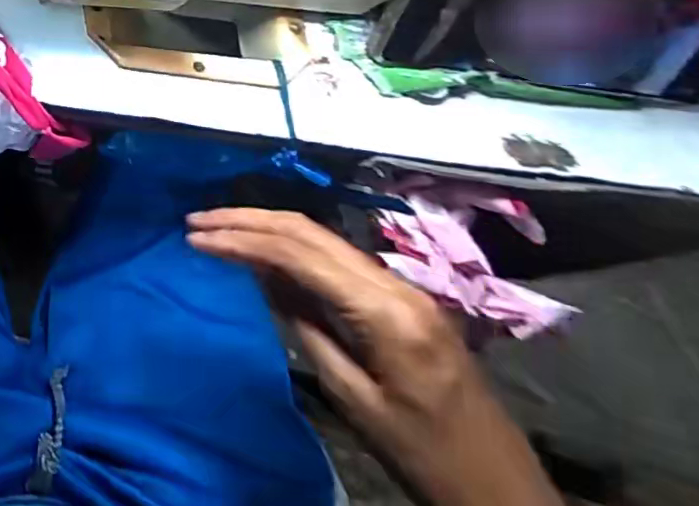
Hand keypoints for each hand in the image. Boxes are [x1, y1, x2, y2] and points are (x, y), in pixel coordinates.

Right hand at [187, 209, 560, 505]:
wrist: (504, 493)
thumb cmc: (424, 455)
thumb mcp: (353, 398)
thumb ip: (305, 327)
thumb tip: (260, 274)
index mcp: (385, 312)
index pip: (297, 254)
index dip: (240, 240)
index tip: (194, 238)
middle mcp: (395, 286)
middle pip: (307, 231)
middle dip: (246, 220)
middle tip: (196, 222)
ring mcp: (402, 290)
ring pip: (319, 237)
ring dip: (264, 227)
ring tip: (217, 227)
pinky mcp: (400, 300)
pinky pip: (333, 256)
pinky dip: (289, 245)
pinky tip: (262, 251)